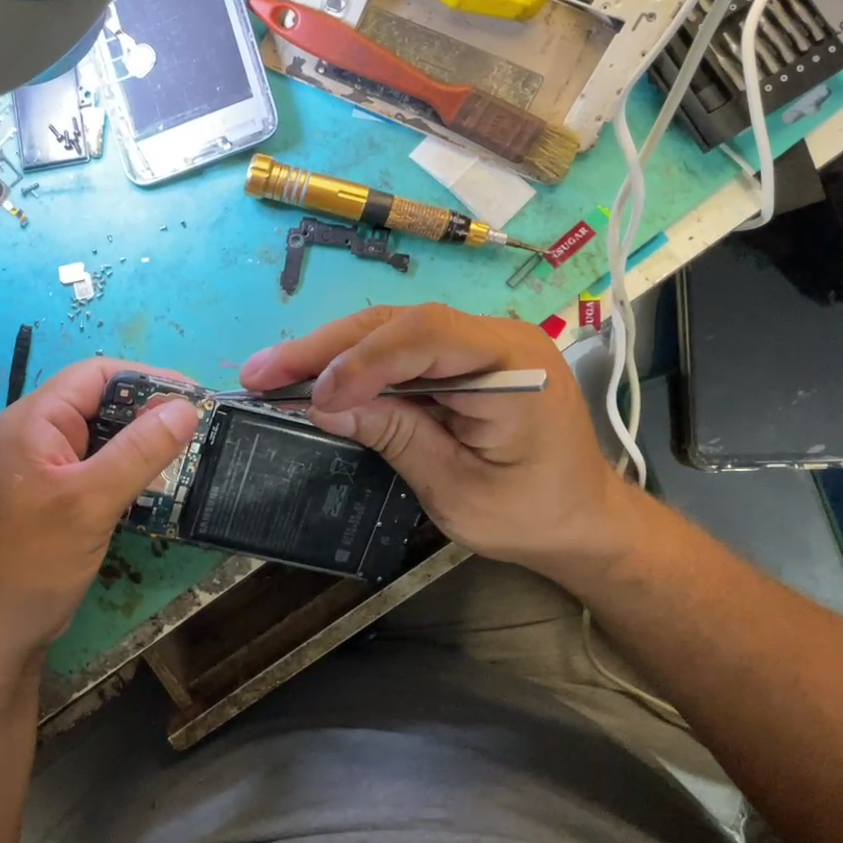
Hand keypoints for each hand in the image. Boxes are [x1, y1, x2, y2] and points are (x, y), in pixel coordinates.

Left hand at [0, 359, 199, 659]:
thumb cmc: (34, 562)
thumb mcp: (90, 502)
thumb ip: (139, 451)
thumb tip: (186, 406)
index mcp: (31, 421)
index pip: (95, 375)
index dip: (148, 378)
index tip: (196, 396)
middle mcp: (32, 434)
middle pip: (98, 402)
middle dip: (147, 412)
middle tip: (198, 430)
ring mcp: (39, 467)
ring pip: (99, 437)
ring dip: (139, 444)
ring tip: (186, 456)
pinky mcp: (49, 495)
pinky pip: (93, 467)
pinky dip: (124, 471)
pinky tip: (155, 486)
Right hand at [239, 304, 638, 571]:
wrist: (581, 519)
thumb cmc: (529, 515)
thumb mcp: (456, 488)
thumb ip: (396, 437)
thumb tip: (323, 407)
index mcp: (513, 370)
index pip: (427, 338)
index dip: (363, 360)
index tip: (316, 399)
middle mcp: (498, 338)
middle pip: (398, 323)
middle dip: (325, 348)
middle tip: (261, 372)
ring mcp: (479, 342)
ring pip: (389, 329)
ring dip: (328, 351)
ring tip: (270, 372)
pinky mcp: (461, 356)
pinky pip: (398, 347)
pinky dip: (351, 363)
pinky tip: (311, 376)